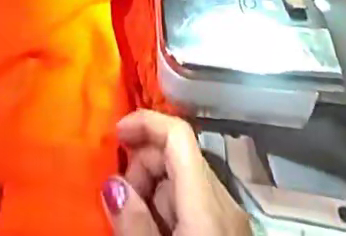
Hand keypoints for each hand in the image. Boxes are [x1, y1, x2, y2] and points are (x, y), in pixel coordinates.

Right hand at [102, 111, 249, 235]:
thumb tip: (112, 184)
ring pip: (184, 179)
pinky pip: (194, 202)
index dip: (143, 122)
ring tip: (133, 217)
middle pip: (178, 154)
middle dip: (141, 164)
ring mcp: (232, 221)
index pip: (179, 133)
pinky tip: (154, 228)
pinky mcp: (230, 235)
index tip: (114, 134)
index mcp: (209, 202)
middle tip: (119, 197)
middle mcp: (227, 203)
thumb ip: (134, 220)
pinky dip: (168, 205)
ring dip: (152, 187)